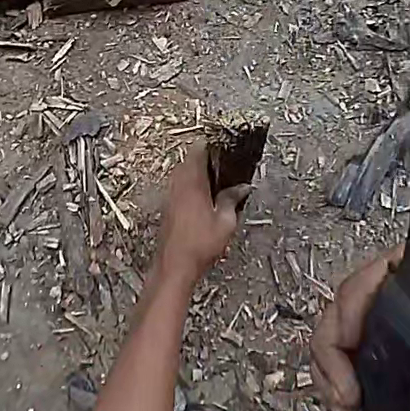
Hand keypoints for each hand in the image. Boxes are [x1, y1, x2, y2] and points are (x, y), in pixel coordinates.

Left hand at [152, 143, 249, 284]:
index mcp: (192, 182)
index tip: (222, 146)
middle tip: (222, 164)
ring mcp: (170, 195)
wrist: (175, 264)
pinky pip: (179, 187)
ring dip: (197, 173)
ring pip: (183, 174)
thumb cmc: (199, 245)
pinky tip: (203, 198)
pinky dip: (190, 186)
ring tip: (215, 181)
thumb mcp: (225, 221)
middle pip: (189, 161)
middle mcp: (178, 185)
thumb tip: (241, 188)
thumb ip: (231, 200)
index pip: (198, 151)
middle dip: (205, 160)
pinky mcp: (168, 206)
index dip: (211, 146)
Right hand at [312, 251, 409, 410]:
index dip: (364, 294)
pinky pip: (350, 342)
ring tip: (347, 405)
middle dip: (339, 339)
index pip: (407, 271)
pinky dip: (334, 369)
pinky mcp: (403, 359)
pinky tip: (347, 403)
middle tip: (344, 390)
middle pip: (367, 293)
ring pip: (350, 318)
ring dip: (332, 359)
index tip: (349, 342)